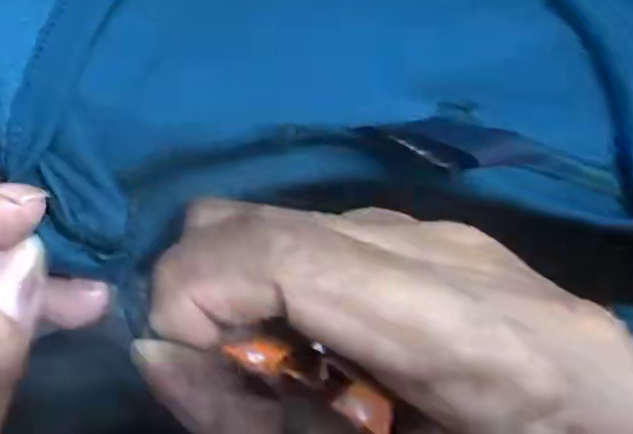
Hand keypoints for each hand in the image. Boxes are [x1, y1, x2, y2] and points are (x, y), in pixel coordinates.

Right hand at [134, 201, 632, 433]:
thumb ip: (269, 428)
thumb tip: (155, 356)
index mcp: (477, 334)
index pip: (283, 253)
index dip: (194, 289)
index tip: (170, 359)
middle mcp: (448, 255)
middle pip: (258, 220)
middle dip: (201, 292)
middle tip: (222, 380)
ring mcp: (442, 238)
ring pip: (276, 221)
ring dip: (240, 292)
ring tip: (282, 378)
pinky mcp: (433, 241)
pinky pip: (315, 239)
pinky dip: (282, 289)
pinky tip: (328, 356)